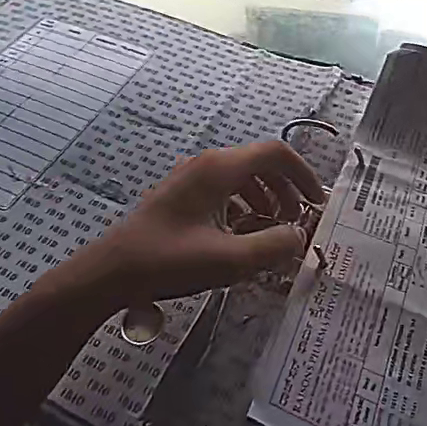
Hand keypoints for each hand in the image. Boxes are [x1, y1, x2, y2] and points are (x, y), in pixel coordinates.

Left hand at [49, 141, 323, 310]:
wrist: (110, 272)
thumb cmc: (169, 261)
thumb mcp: (229, 260)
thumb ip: (273, 246)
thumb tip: (299, 236)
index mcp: (219, 169)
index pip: (276, 153)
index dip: (303, 175)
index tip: (316, 203)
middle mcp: (206, 164)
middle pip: (260, 163)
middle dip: (286, 190)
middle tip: (297, 221)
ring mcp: (190, 178)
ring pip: (242, 177)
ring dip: (266, 199)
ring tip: (273, 230)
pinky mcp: (181, 195)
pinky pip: (224, 190)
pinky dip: (244, 206)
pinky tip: (242, 235)